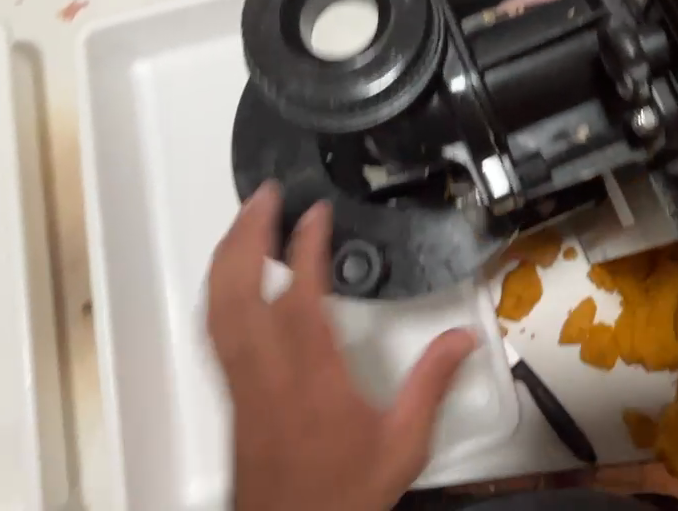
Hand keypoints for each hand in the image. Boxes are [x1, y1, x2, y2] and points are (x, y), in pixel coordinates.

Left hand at [207, 182, 479, 510]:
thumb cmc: (343, 492)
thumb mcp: (403, 443)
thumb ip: (432, 383)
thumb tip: (464, 336)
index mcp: (312, 378)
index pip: (299, 298)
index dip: (304, 247)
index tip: (315, 211)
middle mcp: (268, 372)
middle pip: (240, 291)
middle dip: (248, 235)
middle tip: (265, 196)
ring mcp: (242, 380)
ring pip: (218, 306)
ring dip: (227, 255)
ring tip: (244, 218)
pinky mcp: (231, 391)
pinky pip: (212, 329)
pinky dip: (216, 289)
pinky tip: (226, 273)